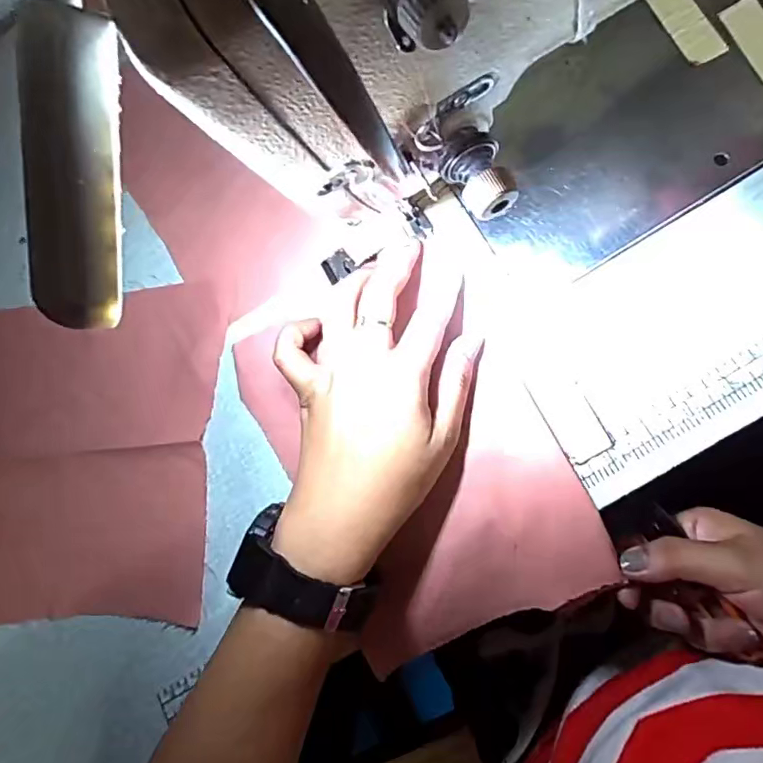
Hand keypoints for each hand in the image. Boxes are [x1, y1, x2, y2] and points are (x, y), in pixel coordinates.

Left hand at [269, 240, 481, 584]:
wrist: (338, 518)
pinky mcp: (306, 386)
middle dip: (396, 266)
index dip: (446, 286)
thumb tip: (472, 340)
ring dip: (354, 281)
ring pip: (334, 308)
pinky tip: (319, 323)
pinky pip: (290, 347)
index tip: (454, 261)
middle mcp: (363, 362)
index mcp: (403, 376)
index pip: (430, 318)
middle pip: (377, 299)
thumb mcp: (444, 440)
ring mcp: (328, 371)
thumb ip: (457, 384)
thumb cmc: (399, 482)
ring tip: (372, 268)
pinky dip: (300, 328)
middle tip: (408, 244)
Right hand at [616, 508, 762, 701]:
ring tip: (733, 625)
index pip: (647, 539)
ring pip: (670, 613)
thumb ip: (675, 559)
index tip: (619, 585)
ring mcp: (710, 597)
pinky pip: (695, 637)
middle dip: (665, 602)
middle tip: (685, 610)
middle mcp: (698, 559)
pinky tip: (749, 640)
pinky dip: (718, 642)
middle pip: (651, 580)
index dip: (630, 560)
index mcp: (699, 529)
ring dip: (697, 625)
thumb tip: (622, 559)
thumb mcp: (733, 564)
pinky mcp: (723, 631)